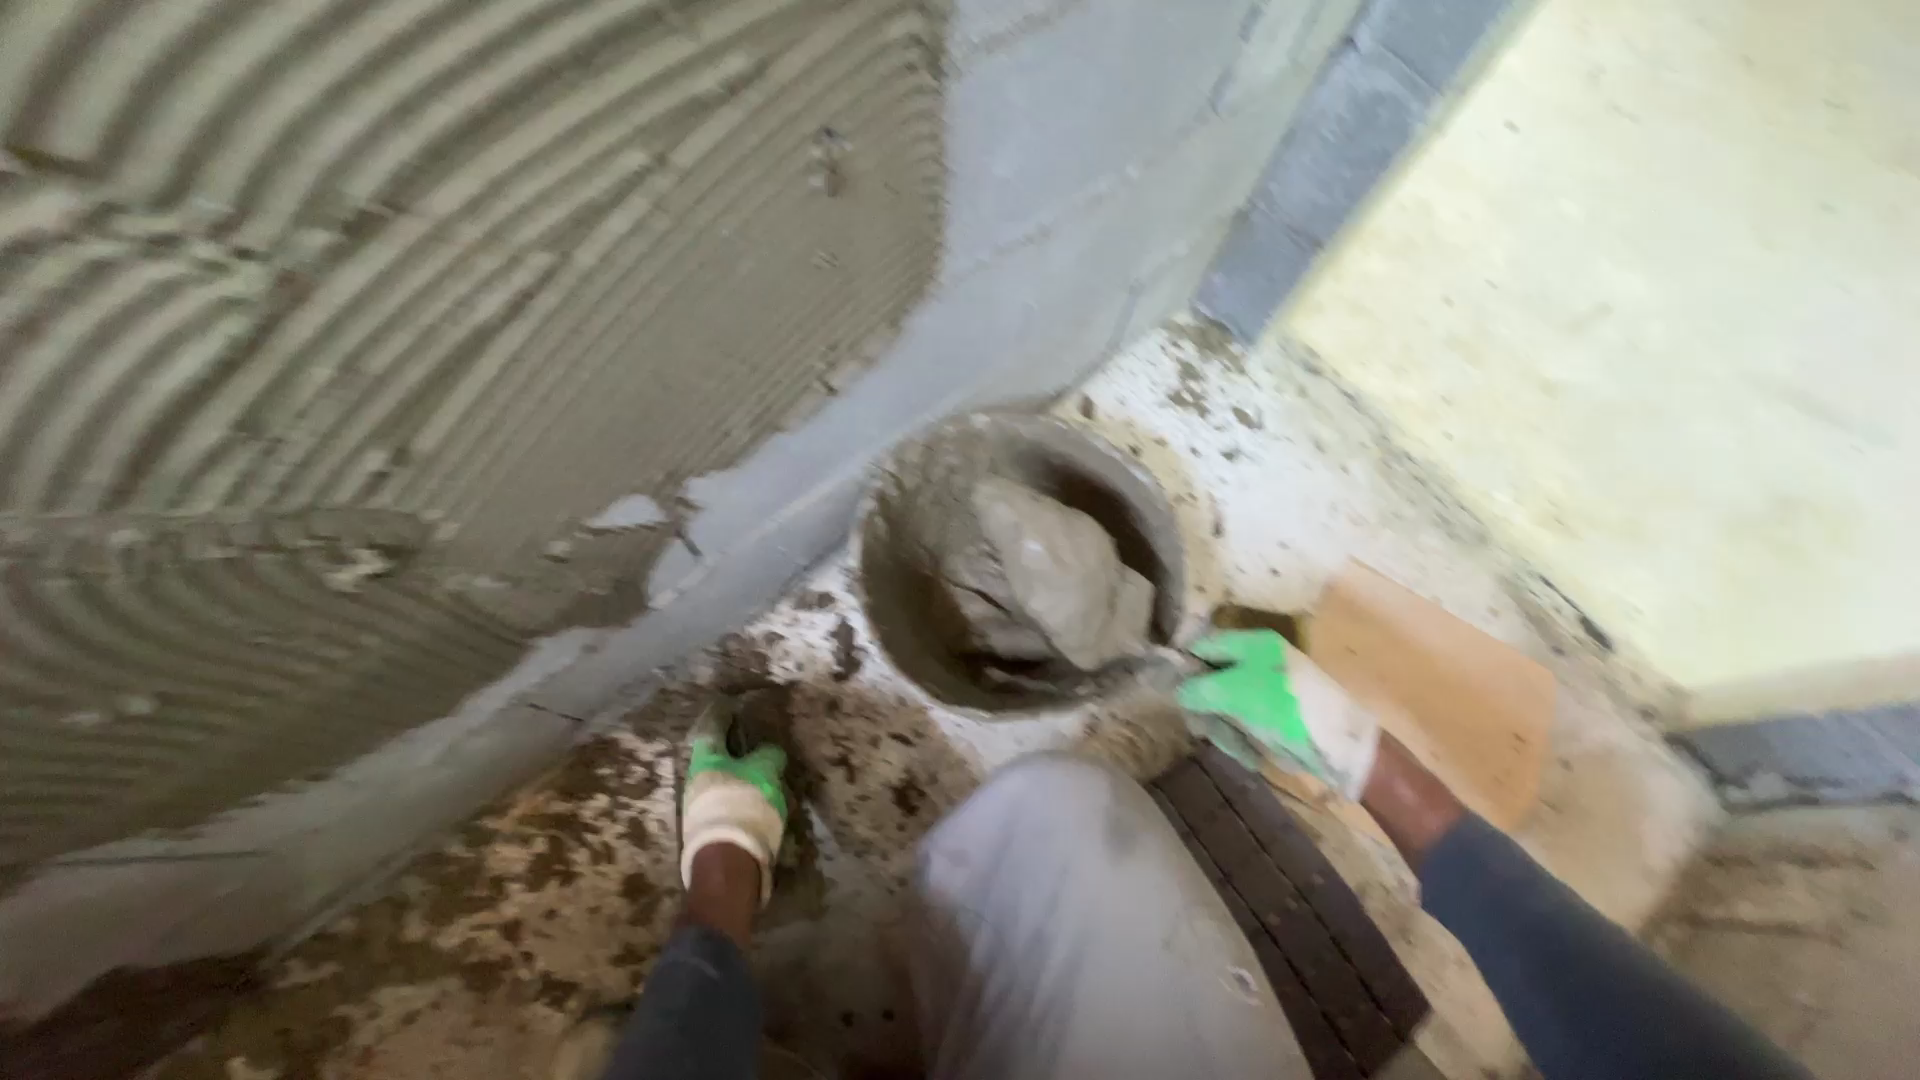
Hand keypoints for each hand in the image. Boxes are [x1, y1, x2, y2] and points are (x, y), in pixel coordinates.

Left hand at [681, 702, 788, 904]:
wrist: (727, 865)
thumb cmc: (743, 804)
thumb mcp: (765, 771)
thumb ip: (767, 755)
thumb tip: (768, 751)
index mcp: (705, 759)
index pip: (712, 727)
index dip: (722, 714)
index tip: (731, 704)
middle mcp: (695, 780)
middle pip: (714, 757)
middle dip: (730, 748)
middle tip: (750, 739)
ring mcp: (698, 808)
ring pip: (719, 781)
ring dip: (736, 775)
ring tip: (759, 771)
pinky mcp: (708, 831)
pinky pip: (725, 802)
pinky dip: (739, 796)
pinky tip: (755, 800)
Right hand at [1176, 629, 1380, 799]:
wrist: (1336, 745)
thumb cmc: (1282, 706)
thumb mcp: (1233, 692)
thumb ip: (1198, 688)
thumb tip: (1177, 692)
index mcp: (1250, 644)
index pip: (1203, 645)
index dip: (1184, 665)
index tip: (1170, 690)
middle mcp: (1255, 662)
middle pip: (1210, 678)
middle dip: (1205, 706)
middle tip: (1202, 727)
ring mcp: (1263, 690)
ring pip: (1223, 705)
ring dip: (1223, 728)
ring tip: (1236, 747)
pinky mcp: (1270, 716)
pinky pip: (1241, 722)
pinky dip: (1241, 739)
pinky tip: (1250, 754)